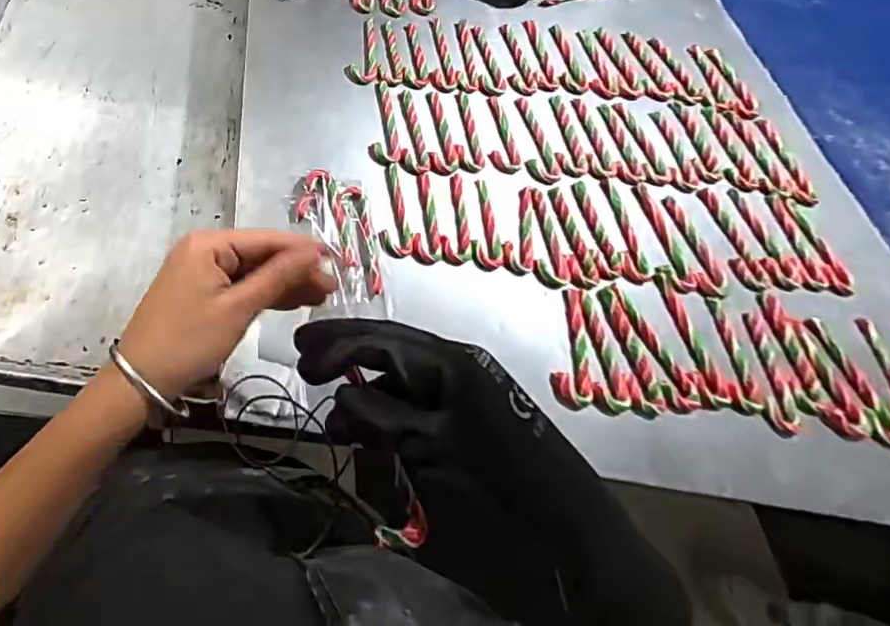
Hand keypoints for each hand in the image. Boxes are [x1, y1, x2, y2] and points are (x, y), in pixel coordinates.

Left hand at [117, 230, 334, 400]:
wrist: (141, 380)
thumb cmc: (189, 341)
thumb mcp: (237, 309)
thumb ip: (276, 277)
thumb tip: (313, 252)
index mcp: (207, 244)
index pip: (264, 239)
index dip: (301, 249)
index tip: (336, 259)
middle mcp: (202, 250)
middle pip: (258, 254)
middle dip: (294, 269)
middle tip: (332, 287)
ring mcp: (199, 272)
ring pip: (251, 272)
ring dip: (282, 283)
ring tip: (321, 295)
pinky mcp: (199, 293)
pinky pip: (238, 286)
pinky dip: (262, 294)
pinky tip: (291, 300)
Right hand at [296, 320, 689, 625]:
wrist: (589, 549)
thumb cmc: (506, 494)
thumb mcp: (435, 452)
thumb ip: (384, 419)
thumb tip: (341, 397)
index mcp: (452, 364)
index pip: (382, 340)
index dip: (337, 344)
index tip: (300, 354)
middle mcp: (458, 367)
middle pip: (389, 347)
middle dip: (345, 353)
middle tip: (304, 359)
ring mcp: (467, 394)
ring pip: (401, 380)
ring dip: (364, 394)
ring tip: (333, 421)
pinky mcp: (472, 423)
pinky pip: (418, 406)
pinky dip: (388, 416)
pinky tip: (367, 434)